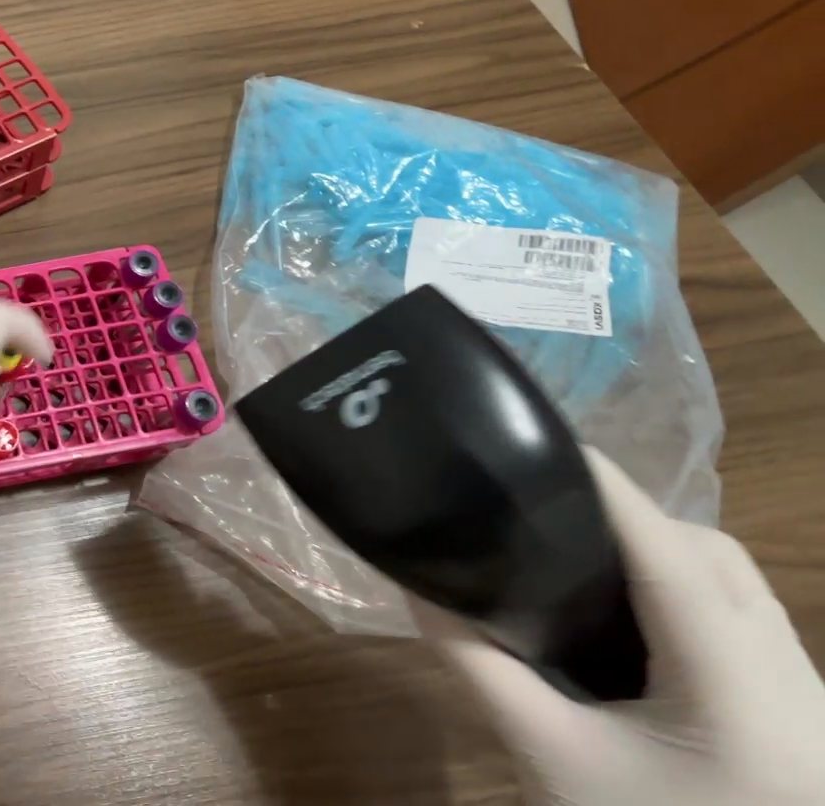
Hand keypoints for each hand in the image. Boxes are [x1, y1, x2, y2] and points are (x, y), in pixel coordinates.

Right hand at [428, 449, 824, 805]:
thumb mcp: (548, 756)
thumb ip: (478, 666)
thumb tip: (413, 587)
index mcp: (742, 689)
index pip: (674, 558)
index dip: (612, 492)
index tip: (547, 442)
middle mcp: (798, 682)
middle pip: (717, 560)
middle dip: (634, 517)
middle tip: (543, 507)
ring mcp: (810, 702)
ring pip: (739, 588)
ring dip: (663, 551)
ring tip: (576, 549)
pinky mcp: (802, 719)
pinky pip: (744, 622)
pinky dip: (684, 590)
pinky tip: (627, 611)